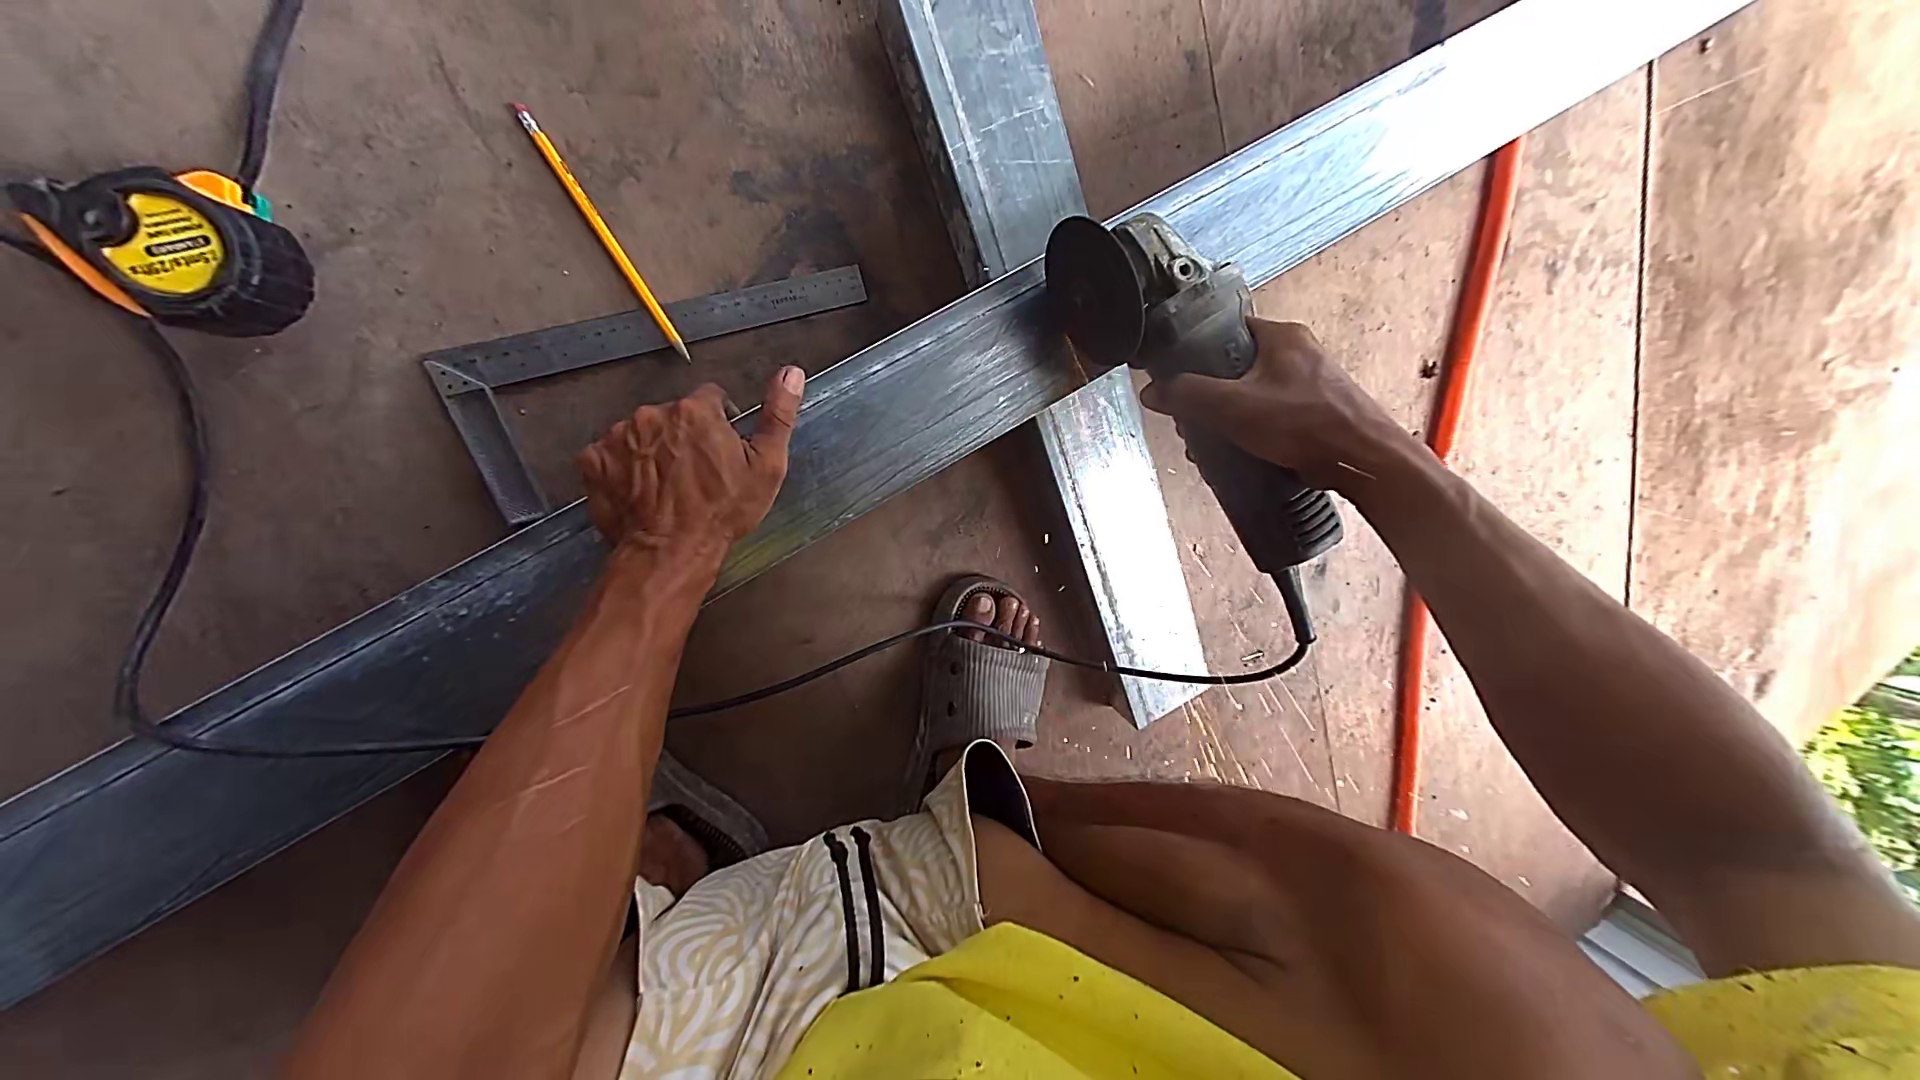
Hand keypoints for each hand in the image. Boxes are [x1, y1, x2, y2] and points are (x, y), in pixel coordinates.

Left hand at [576, 366, 804, 558]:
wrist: (672, 550)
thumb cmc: (721, 511)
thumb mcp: (766, 466)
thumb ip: (778, 414)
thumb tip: (791, 373)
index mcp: (695, 411)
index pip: (710, 399)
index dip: (720, 423)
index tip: (722, 451)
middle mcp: (652, 414)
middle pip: (674, 415)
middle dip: (685, 437)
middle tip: (697, 474)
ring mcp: (618, 436)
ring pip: (643, 432)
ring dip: (654, 450)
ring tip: (669, 485)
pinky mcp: (594, 459)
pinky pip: (612, 453)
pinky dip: (624, 467)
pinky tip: (642, 490)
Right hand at [1138, 319, 1413, 490]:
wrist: (1359, 459)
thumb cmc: (1309, 425)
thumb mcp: (1233, 407)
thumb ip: (1187, 395)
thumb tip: (1154, 391)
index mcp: (1281, 337)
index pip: (1227, 328)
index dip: (1198, 350)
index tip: (1181, 373)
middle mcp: (1296, 353)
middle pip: (1234, 365)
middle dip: (1209, 393)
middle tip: (1196, 414)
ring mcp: (1305, 383)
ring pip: (1249, 392)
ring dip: (1227, 416)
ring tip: (1215, 437)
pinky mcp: (1308, 411)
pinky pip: (1266, 414)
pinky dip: (1248, 429)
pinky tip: (1240, 449)